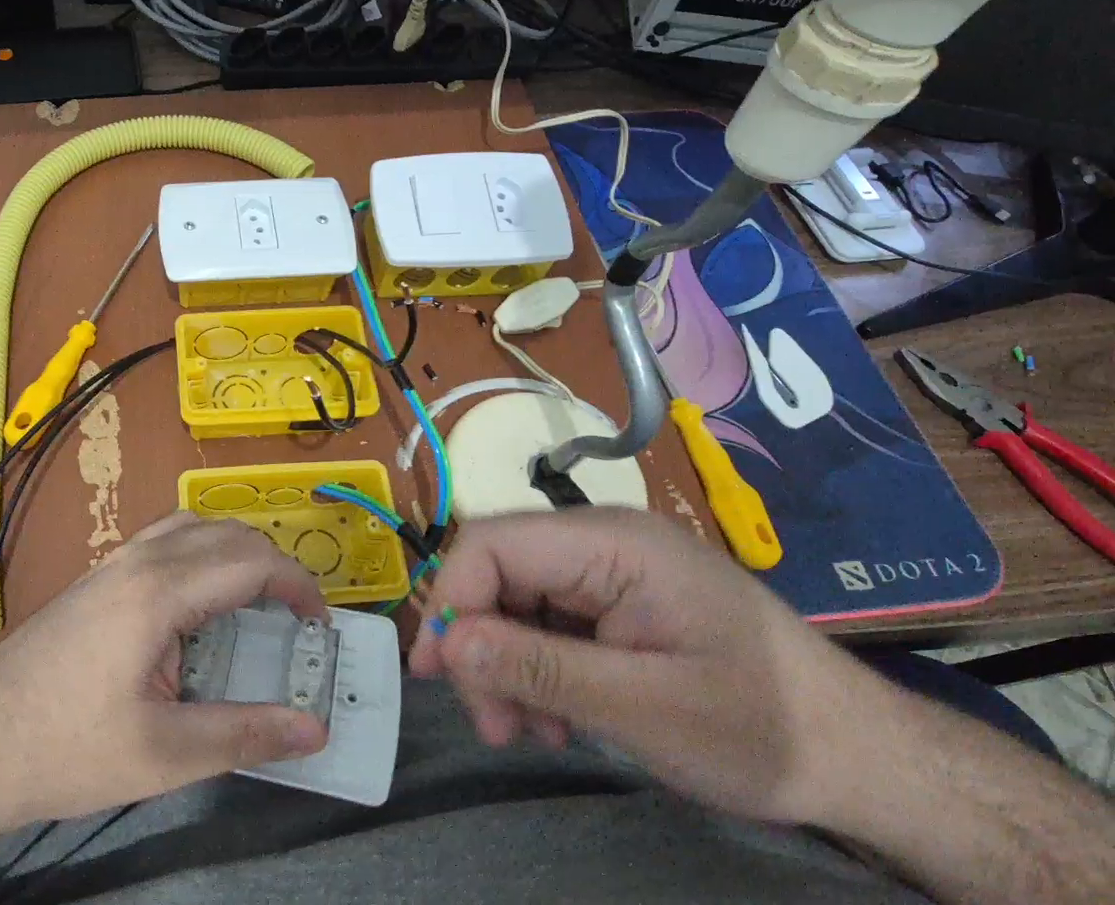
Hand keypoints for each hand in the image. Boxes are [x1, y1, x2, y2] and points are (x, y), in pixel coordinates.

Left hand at [0, 511, 330, 825]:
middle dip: (272, 565)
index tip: (319, 627)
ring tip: (254, 607)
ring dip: (232, 553)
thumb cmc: (67, 750)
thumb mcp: (165, 755)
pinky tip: (195, 615)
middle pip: (223, 533)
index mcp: (158, 592)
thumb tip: (315, 729)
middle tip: (294, 620)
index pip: (249, 562)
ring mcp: (107, 568)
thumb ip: (246, 735)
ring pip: (187, 528)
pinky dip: (198, 559)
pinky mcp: (91, 584)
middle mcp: (134, 563)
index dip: (298, 586)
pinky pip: (159, 546)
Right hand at [408, 507, 889, 824]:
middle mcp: (603, 542)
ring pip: (514, 602)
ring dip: (504, 666)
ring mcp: (611, 572)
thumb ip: (540, 668)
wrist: (862, 759)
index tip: (439, 675)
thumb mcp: (644, 706)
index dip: (452, 601)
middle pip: (497, 573)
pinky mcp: (616, 603)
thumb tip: (447, 644)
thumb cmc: (762, 730)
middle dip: (479, 647)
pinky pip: (546, 623)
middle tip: (492, 725)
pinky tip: (555, 719)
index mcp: (614, 544)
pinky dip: (534, 670)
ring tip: (526, 732)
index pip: (493, 544)